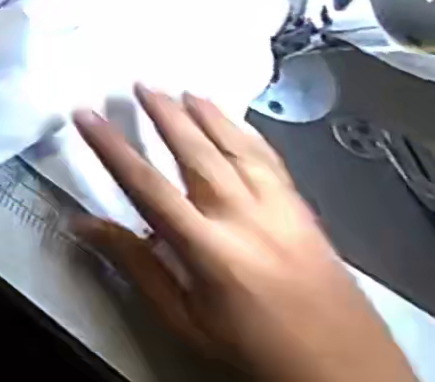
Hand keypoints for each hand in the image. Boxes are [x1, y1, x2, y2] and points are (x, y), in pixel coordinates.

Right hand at [73, 87, 416, 381]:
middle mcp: (242, 218)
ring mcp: (277, 209)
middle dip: (163, 114)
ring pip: (232, 145)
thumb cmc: (254, 355)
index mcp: (208, 250)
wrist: (349, 378)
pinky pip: (269, 158)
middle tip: (139, 83)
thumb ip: (138, 267)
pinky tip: (234, 120)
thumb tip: (85, 225)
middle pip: (193, 151)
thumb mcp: (187, 322)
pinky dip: (245, 132)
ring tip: (180, 89)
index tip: (87, 114)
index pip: (146, 186)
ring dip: (204, 113)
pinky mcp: (303, 210)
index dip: (111, 147)